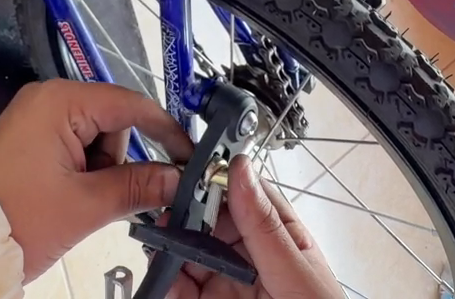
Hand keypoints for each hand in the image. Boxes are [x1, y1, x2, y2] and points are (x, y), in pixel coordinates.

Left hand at [0, 80, 194, 281]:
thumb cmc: (19, 217)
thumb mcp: (84, 206)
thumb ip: (137, 187)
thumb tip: (178, 180)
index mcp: (60, 101)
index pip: (128, 104)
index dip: (163, 129)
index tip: (188, 154)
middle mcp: (48, 97)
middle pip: (112, 121)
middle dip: (117, 160)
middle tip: (100, 196)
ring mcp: (36, 115)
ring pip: (95, 136)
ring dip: (98, 169)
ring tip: (76, 202)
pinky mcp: (29, 135)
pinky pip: (74, 143)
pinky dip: (82, 170)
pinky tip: (70, 196)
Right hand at [167, 156, 339, 298]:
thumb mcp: (296, 275)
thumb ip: (264, 225)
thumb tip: (240, 167)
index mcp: (278, 236)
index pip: (240, 194)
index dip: (214, 181)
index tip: (189, 175)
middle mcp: (249, 257)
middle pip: (207, 222)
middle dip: (184, 214)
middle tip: (165, 212)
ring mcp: (227, 286)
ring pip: (188, 254)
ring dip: (170, 246)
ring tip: (159, 244)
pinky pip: (181, 290)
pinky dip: (167, 281)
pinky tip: (165, 278)